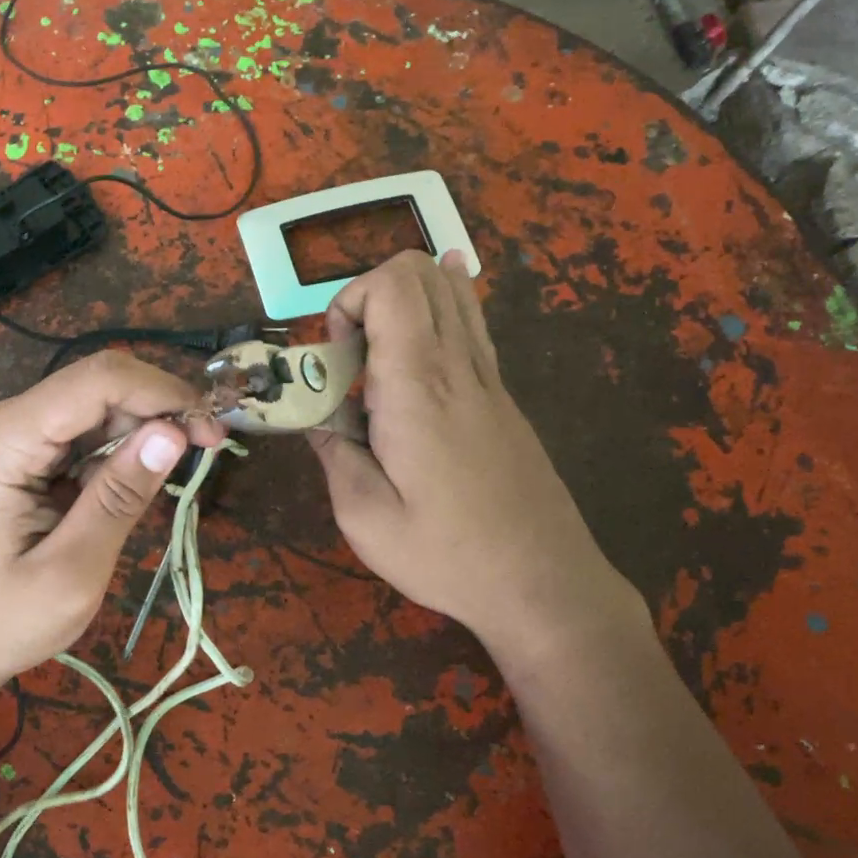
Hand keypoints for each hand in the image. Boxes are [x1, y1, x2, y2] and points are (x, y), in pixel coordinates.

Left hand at [0, 351, 224, 693]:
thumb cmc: (6, 619)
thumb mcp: (73, 570)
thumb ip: (120, 498)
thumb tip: (174, 432)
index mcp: (8, 441)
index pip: (96, 382)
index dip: (162, 394)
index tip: (212, 433)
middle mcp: (10, 423)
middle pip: (99, 385)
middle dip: (159, 406)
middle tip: (209, 448)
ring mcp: (18, 438)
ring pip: (99, 405)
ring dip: (146, 426)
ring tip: (181, 468)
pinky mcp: (31, 458)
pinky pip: (87, 434)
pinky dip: (123, 449)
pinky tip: (139, 480)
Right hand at [310, 251, 648, 651]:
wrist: (543, 585)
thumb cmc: (445, 553)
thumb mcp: (362, 515)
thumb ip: (332, 450)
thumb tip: (314, 414)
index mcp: (419, 388)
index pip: (393, 286)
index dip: (349, 300)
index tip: (333, 358)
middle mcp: (459, 367)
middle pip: (422, 272)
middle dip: (368, 296)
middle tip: (348, 359)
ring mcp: (488, 379)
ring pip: (452, 292)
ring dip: (403, 305)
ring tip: (374, 359)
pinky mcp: (501, 399)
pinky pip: (468, 327)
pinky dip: (434, 321)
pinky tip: (411, 354)